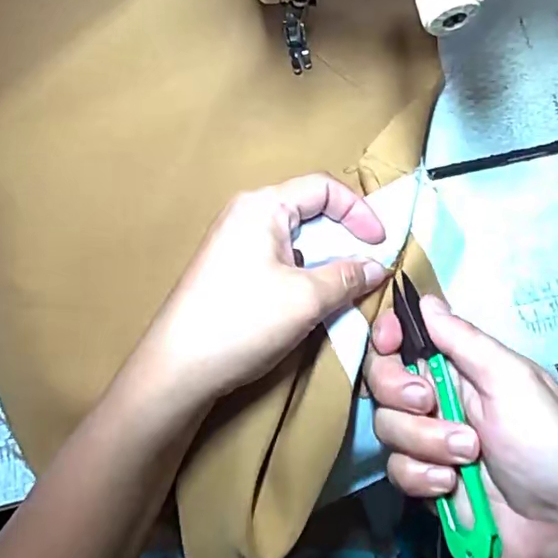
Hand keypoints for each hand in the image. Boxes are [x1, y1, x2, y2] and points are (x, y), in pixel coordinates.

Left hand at [137, 173, 389, 406]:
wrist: (177, 369)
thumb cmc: (243, 322)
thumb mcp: (306, 299)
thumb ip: (347, 276)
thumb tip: (376, 267)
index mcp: (262, 206)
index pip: (323, 188)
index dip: (359, 211)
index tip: (380, 243)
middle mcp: (245, 215)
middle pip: (308, 211)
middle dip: (343, 237)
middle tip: (366, 266)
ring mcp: (233, 243)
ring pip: (295, 239)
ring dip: (324, 260)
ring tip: (341, 290)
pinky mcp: (229, 269)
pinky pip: (278, 259)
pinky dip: (303, 274)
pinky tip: (310, 302)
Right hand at [364, 294, 557, 557]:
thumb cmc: (546, 443)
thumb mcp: (514, 380)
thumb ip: (466, 341)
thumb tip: (427, 300)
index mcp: (462, 366)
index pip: (406, 337)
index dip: (387, 335)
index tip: (388, 342)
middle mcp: (439, 396)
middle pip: (382, 378)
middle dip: (399, 391)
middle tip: (429, 403)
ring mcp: (428, 439)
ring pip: (387, 426)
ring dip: (425, 441)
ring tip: (468, 455)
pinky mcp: (423, 478)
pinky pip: (396, 468)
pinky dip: (422, 477)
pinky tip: (452, 486)